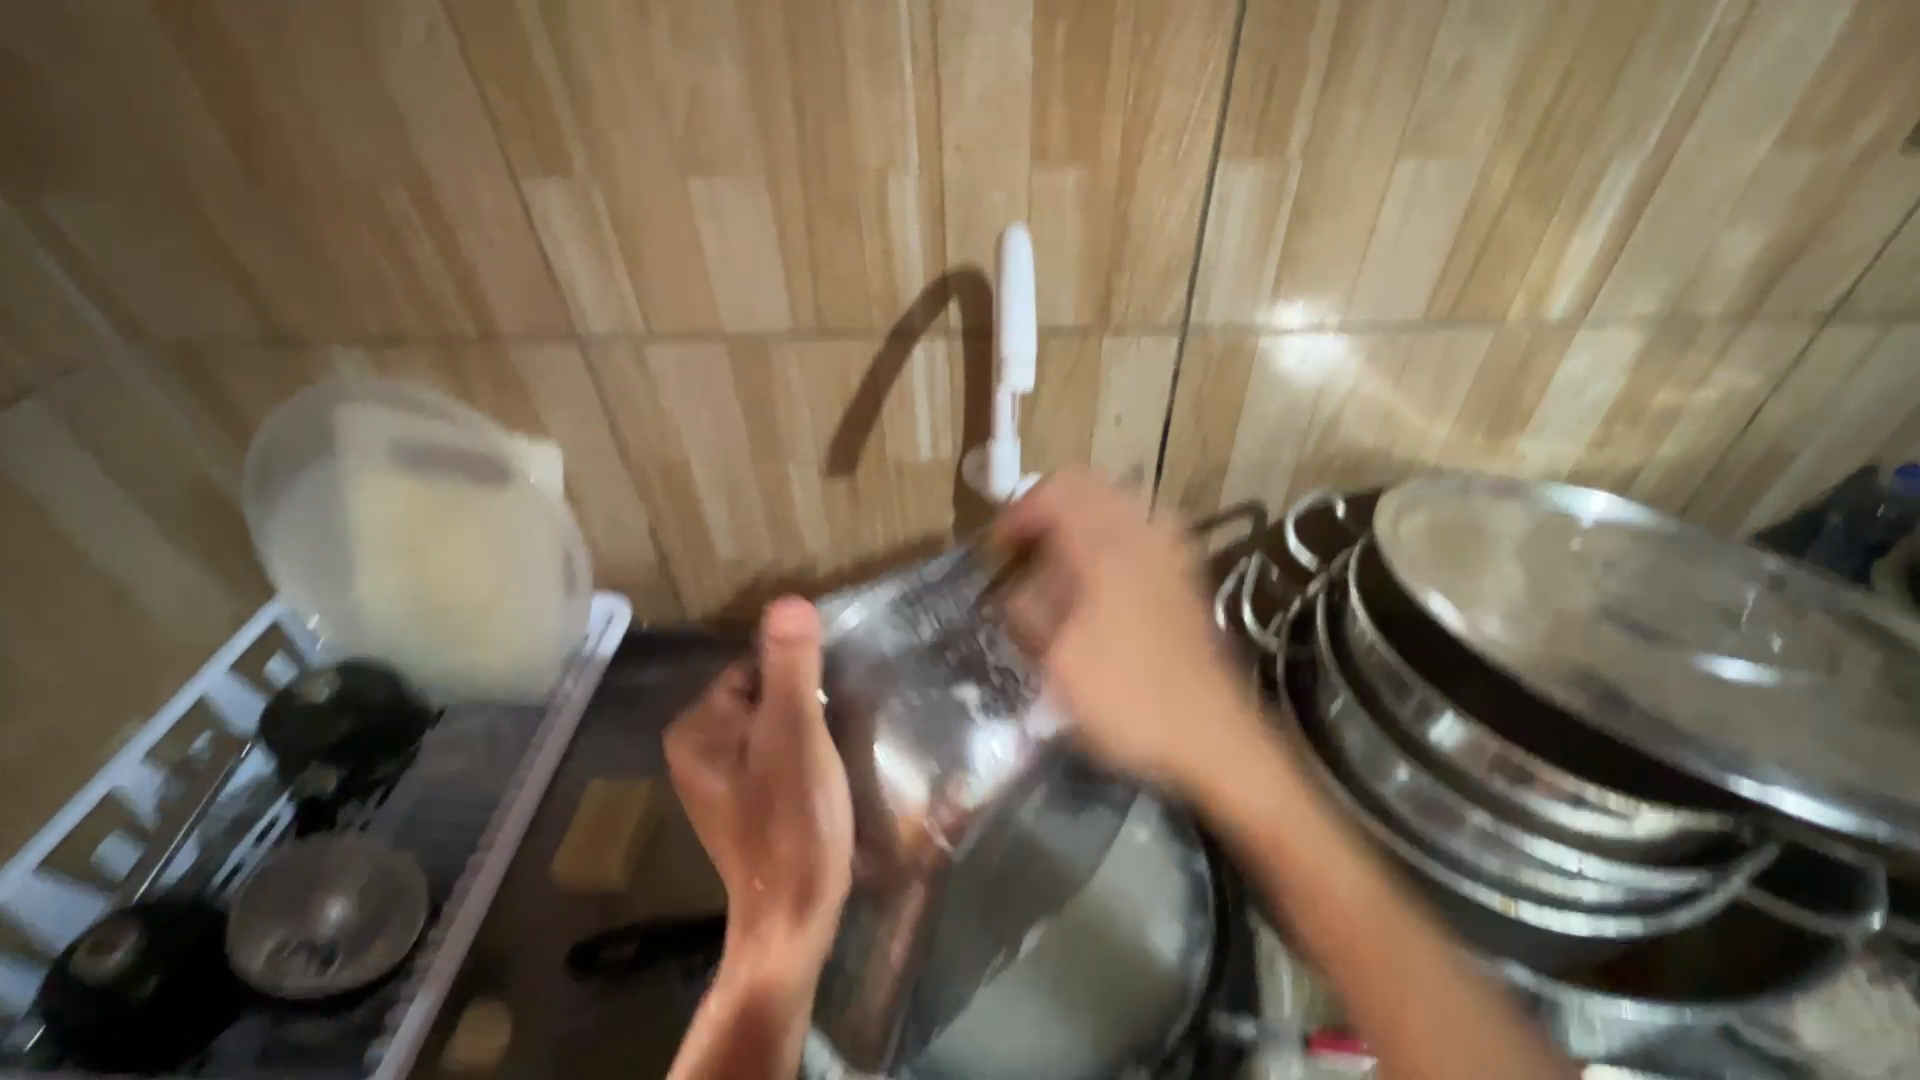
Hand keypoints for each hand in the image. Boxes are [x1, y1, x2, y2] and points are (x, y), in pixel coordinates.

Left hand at [664, 598, 853, 966]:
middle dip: (803, 702)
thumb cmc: (793, 822)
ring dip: (806, 729)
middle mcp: (696, 750)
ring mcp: (717, 781)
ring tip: (837, 747)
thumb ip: (791, 667)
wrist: (792, 915)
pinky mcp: (743, 805)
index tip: (832, 695)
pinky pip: (773, 756)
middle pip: (762, 696)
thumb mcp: (796, 735)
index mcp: (697, 728)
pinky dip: (800, 755)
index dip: (797, 675)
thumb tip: (789, 601)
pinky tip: (824, 776)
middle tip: (839, 724)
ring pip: (772, 727)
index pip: (752, 666)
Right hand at [994, 468, 1263, 795]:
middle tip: (1024, 547)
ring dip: (1080, 519)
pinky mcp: (1186, 574)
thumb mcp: (1057, 663)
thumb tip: (1012, 589)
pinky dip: (1111, 536)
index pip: (1055, 492)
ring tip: (1057, 559)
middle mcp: (1142, 535)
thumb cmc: (1127, 699)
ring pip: (1117, 502)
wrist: (1211, 735)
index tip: (996, 548)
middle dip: (1048, 508)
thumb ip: (1028, 611)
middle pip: (1089, 486)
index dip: (1018, 512)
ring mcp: (1170, 552)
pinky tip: (1099, 577)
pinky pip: (1141, 528)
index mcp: (1105, 549)